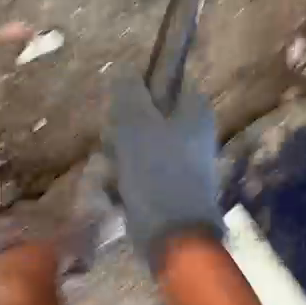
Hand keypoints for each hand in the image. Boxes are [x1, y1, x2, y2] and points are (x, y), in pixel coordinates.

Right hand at [106, 77, 223, 272]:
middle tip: (113, 143)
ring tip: (111, 174)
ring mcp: (182, 162)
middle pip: (146, 116)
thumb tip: (124, 68)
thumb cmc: (158, 172)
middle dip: (122, 130)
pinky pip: (139, 172)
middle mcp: (193, 133)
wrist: (174, 236)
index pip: (165, 84)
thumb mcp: (137, 123)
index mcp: (195, 111)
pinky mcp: (169, 187)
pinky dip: (124, 181)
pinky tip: (114, 192)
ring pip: (137, 145)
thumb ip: (129, 92)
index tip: (121, 107)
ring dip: (117, 158)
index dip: (140, 91)